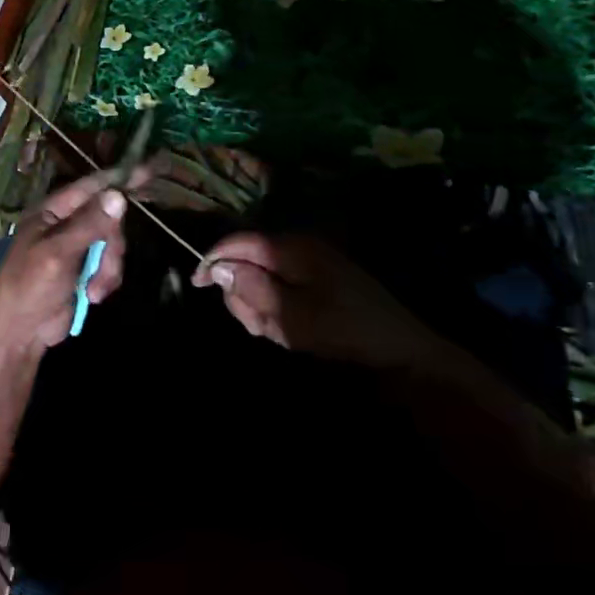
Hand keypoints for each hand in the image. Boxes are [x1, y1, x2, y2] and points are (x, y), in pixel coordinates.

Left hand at [0, 171, 137, 352]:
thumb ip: (89, 225)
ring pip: (112, 244)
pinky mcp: (86, 270)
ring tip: (94, 291)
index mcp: (52, 211)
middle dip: (112, 245)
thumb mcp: (58, 253)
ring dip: (109, 269)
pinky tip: (93, 296)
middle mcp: (66, 223)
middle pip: (108, 218)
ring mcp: (77, 247)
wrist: (20, 332)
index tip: (148, 172)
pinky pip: (110, 265)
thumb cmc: (29, 286)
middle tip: (106, 266)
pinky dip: (106, 281)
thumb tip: (118, 195)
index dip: (118, 180)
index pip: (91, 186)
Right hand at [193, 233, 425, 365]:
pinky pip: (279, 290)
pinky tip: (290, 331)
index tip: (195, 284)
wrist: (399, 352)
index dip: (213, 259)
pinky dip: (275, 311)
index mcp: (293, 249)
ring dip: (260, 308)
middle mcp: (298, 249)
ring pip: (260, 279)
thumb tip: (218, 266)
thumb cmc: (345, 332)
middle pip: (247, 262)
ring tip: (280, 333)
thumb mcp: (293, 316)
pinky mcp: (315, 282)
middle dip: (244, 295)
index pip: (241, 242)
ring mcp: (308, 265)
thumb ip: (254, 289)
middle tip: (260, 327)